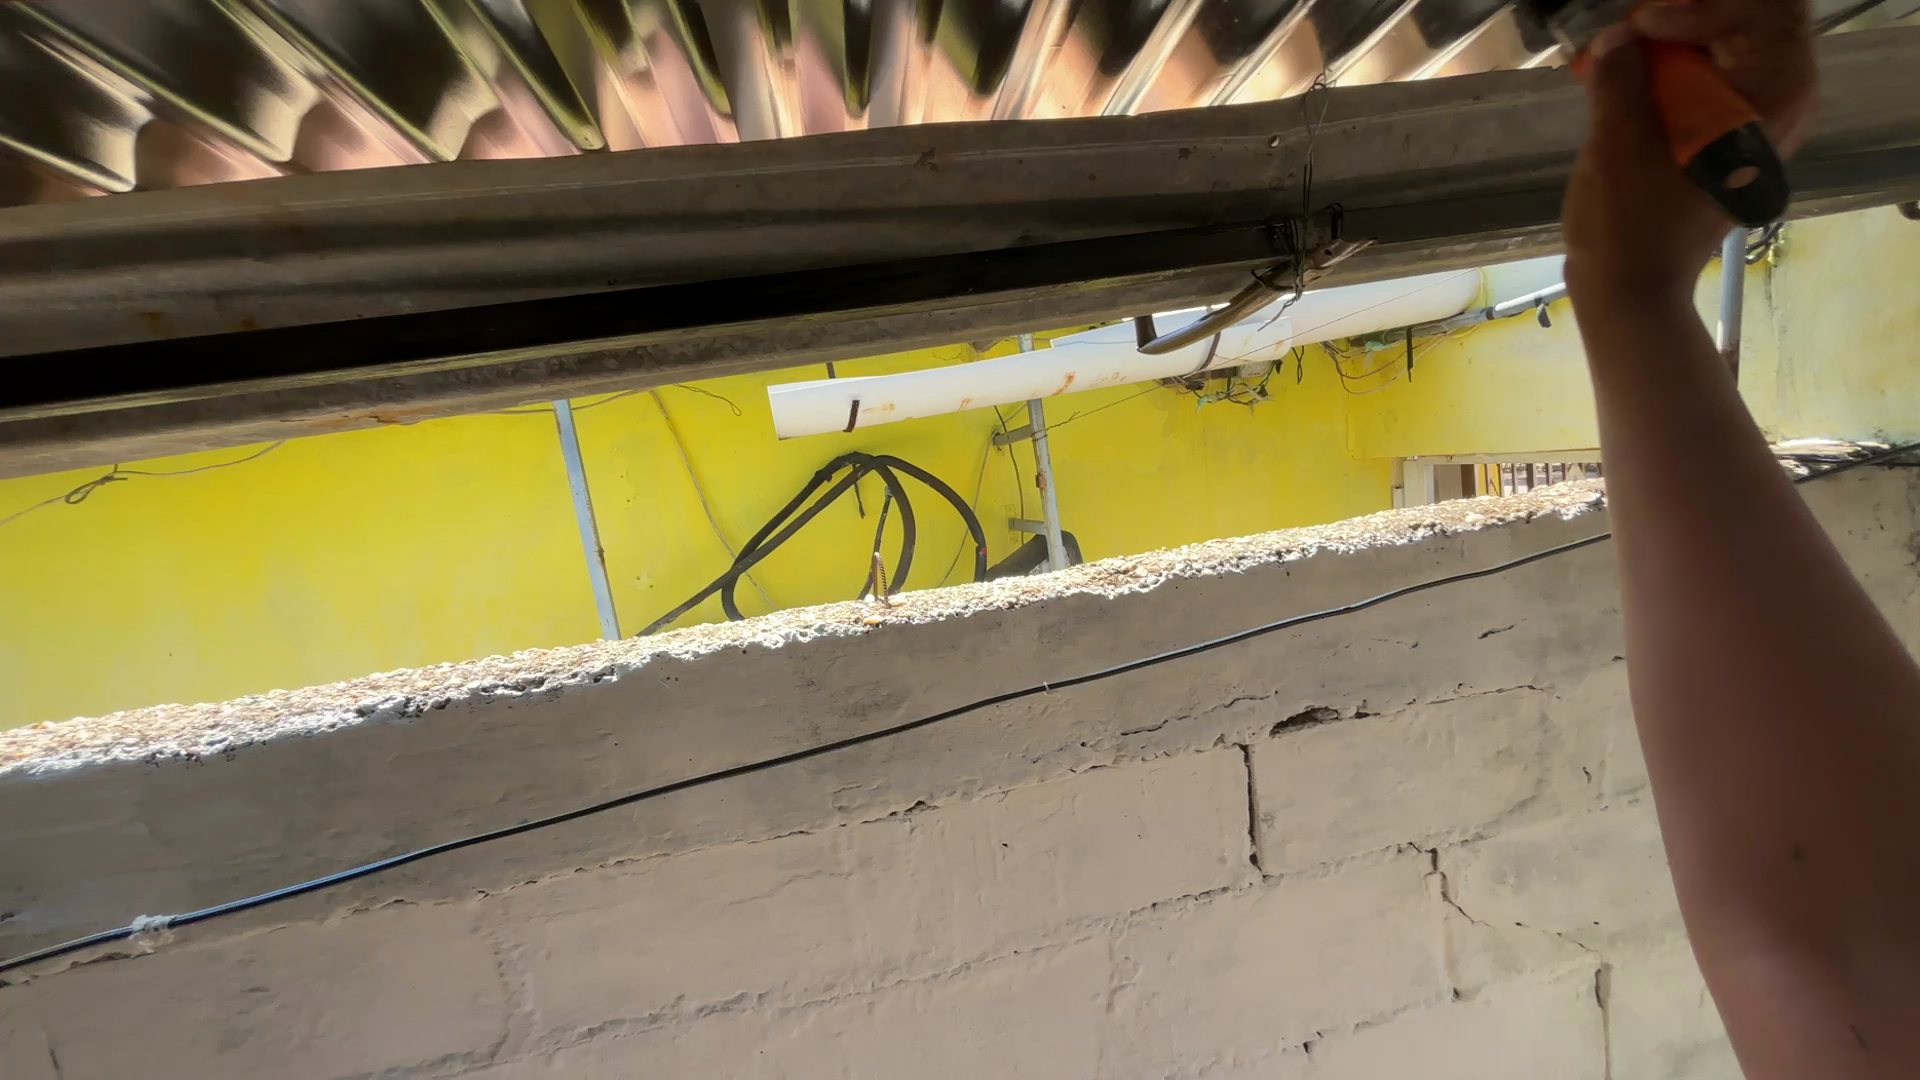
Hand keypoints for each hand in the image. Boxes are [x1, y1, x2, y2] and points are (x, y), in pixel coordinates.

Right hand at [1562, 0, 1816, 304]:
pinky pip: (1725, 79)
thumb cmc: (1626, 222)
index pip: (1750, 14)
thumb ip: (1619, 83)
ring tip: (1629, 52)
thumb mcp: (1616, 146)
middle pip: (1757, 20)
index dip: (1685, 10)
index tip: (1629, 24)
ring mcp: (1765, 117)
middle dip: (1694, 16)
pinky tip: (1641, 81)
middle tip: (1634, 30)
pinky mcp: (1737, 136)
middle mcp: (1787, 96)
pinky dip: (1686, 69)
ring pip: (1741, 46)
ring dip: (1686, 41)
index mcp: (1774, 92)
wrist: (1630, 284)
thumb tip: (1616, 38)